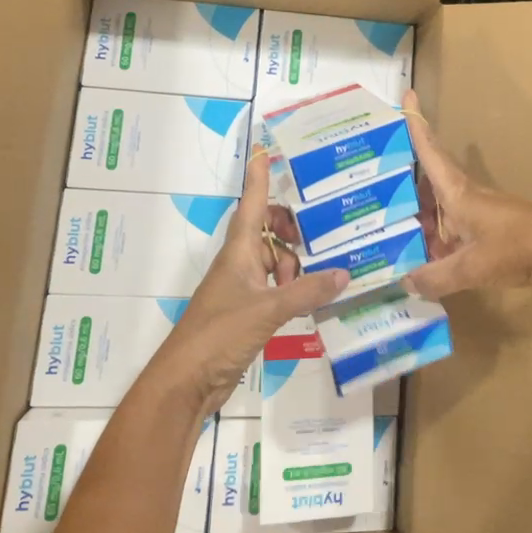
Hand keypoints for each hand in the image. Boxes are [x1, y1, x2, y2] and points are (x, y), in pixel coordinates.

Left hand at [146, 152, 348, 413]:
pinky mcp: (248, 314)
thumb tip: (344, 273)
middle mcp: (240, 264)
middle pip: (267, 231)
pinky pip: (276, 289)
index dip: (259, 178)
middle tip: (324, 232)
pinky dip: (294, 289)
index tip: (266, 151)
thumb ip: (307, 292)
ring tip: (328, 272)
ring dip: (297, 264)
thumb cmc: (219, 334)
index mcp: (238, 252)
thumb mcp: (268, 310)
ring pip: (274, 262)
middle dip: (292, 229)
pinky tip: (316, 298)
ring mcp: (243, 290)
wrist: (187, 382)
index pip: (251, 204)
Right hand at [401, 90, 531, 299]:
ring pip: (440, 210)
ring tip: (387, 231)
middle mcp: (465, 197)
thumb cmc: (519, 247)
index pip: (430, 151)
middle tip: (372, 190)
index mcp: (458, 193)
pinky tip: (424, 260)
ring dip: (419, 218)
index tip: (406, 94)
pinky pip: (454, 230)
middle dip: (402, 185)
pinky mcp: (491, 232)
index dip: (417, 124)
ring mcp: (479, 214)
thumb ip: (436, 277)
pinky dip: (437, 240)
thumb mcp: (473, 268)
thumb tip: (405, 282)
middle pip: (428, 183)